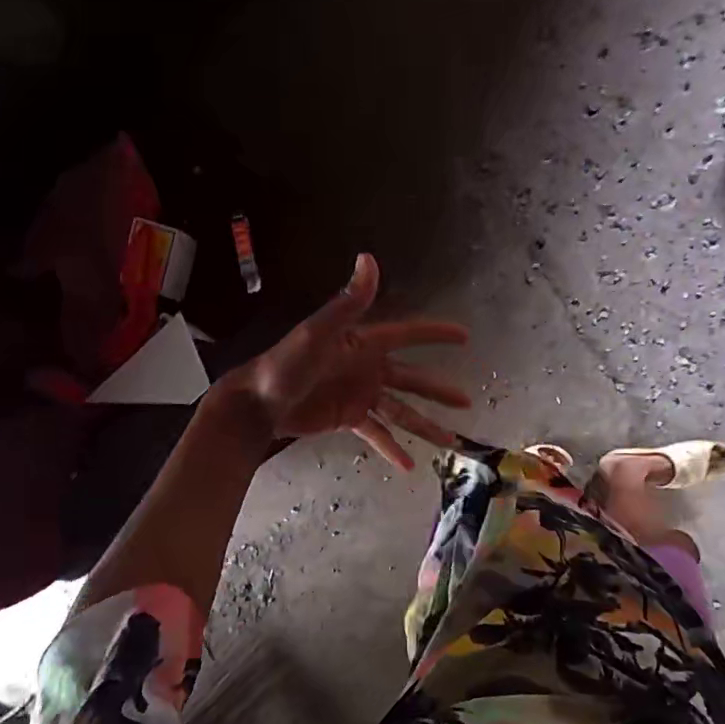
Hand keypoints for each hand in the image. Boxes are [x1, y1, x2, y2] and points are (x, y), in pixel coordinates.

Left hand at [226, 253, 470, 468]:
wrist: (258, 402)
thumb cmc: (286, 364)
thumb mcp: (317, 332)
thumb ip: (347, 303)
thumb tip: (368, 258)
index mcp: (363, 344)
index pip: (407, 336)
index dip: (435, 335)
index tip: (464, 337)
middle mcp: (366, 368)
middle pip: (412, 380)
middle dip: (438, 390)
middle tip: (466, 402)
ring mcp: (358, 396)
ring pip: (400, 412)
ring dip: (424, 425)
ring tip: (450, 441)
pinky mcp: (346, 418)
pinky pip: (375, 433)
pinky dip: (391, 448)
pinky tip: (408, 465)